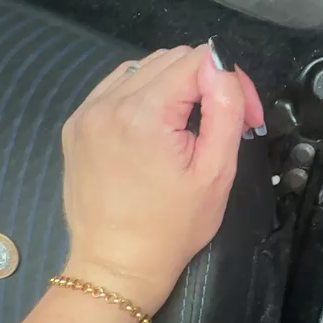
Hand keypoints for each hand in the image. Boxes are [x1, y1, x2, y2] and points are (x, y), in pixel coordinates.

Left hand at [58, 43, 266, 312]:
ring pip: (146, 67)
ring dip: (177, 84)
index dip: (232, 80)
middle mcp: (108, 103)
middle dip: (208, 80)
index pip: (199, 59)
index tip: (246, 118)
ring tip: (190, 124)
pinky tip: (158, 123)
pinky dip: (146, 92)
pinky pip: (119, 85)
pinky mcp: (76, 125)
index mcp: (145, 113)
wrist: (116, 265)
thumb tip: (223, 67)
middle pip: (173, 58)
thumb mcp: (217, 170)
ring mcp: (86, 113)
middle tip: (225, 123)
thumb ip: (225, 108)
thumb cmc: (174, 225)